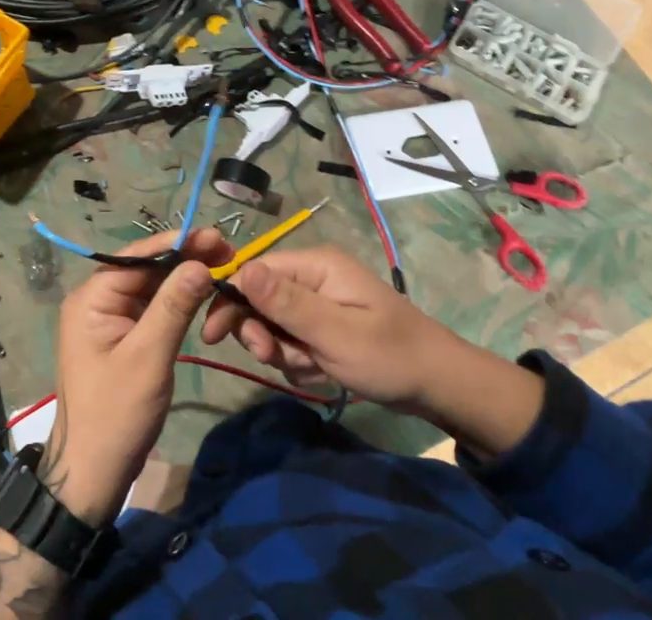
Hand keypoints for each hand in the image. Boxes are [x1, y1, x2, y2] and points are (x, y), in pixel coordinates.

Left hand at [43, 228, 227, 524]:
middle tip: (229, 252)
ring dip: (184, 278)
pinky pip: (151, 309)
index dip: (178, 244)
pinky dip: (177, 301)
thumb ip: (174, 306)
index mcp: (91, 298)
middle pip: (145, 268)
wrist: (93, 472)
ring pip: (151, 287)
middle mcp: (96, 301)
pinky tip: (203, 294)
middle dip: (185, 258)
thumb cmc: (116, 414)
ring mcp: (108, 321)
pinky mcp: (122, 339)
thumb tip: (201, 263)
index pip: (137, 257)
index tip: (217, 237)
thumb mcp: (149, 357)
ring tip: (224, 267)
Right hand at [202, 246, 545, 457]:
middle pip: (258, 299)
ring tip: (310, 368)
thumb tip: (243, 270)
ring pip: (273, 325)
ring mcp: (319, 302)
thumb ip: (286, 303)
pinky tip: (321, 371)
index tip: (215, 336)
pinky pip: (291, 341)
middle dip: (262, 333)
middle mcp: (313, 276)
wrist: (436, 385)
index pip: (252, 270)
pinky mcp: (324, 325)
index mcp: (316, 265)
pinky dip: (299, 360)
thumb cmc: (388, 356)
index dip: (230, 300)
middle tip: (274, 358)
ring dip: (283, 351)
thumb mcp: (334, 333)